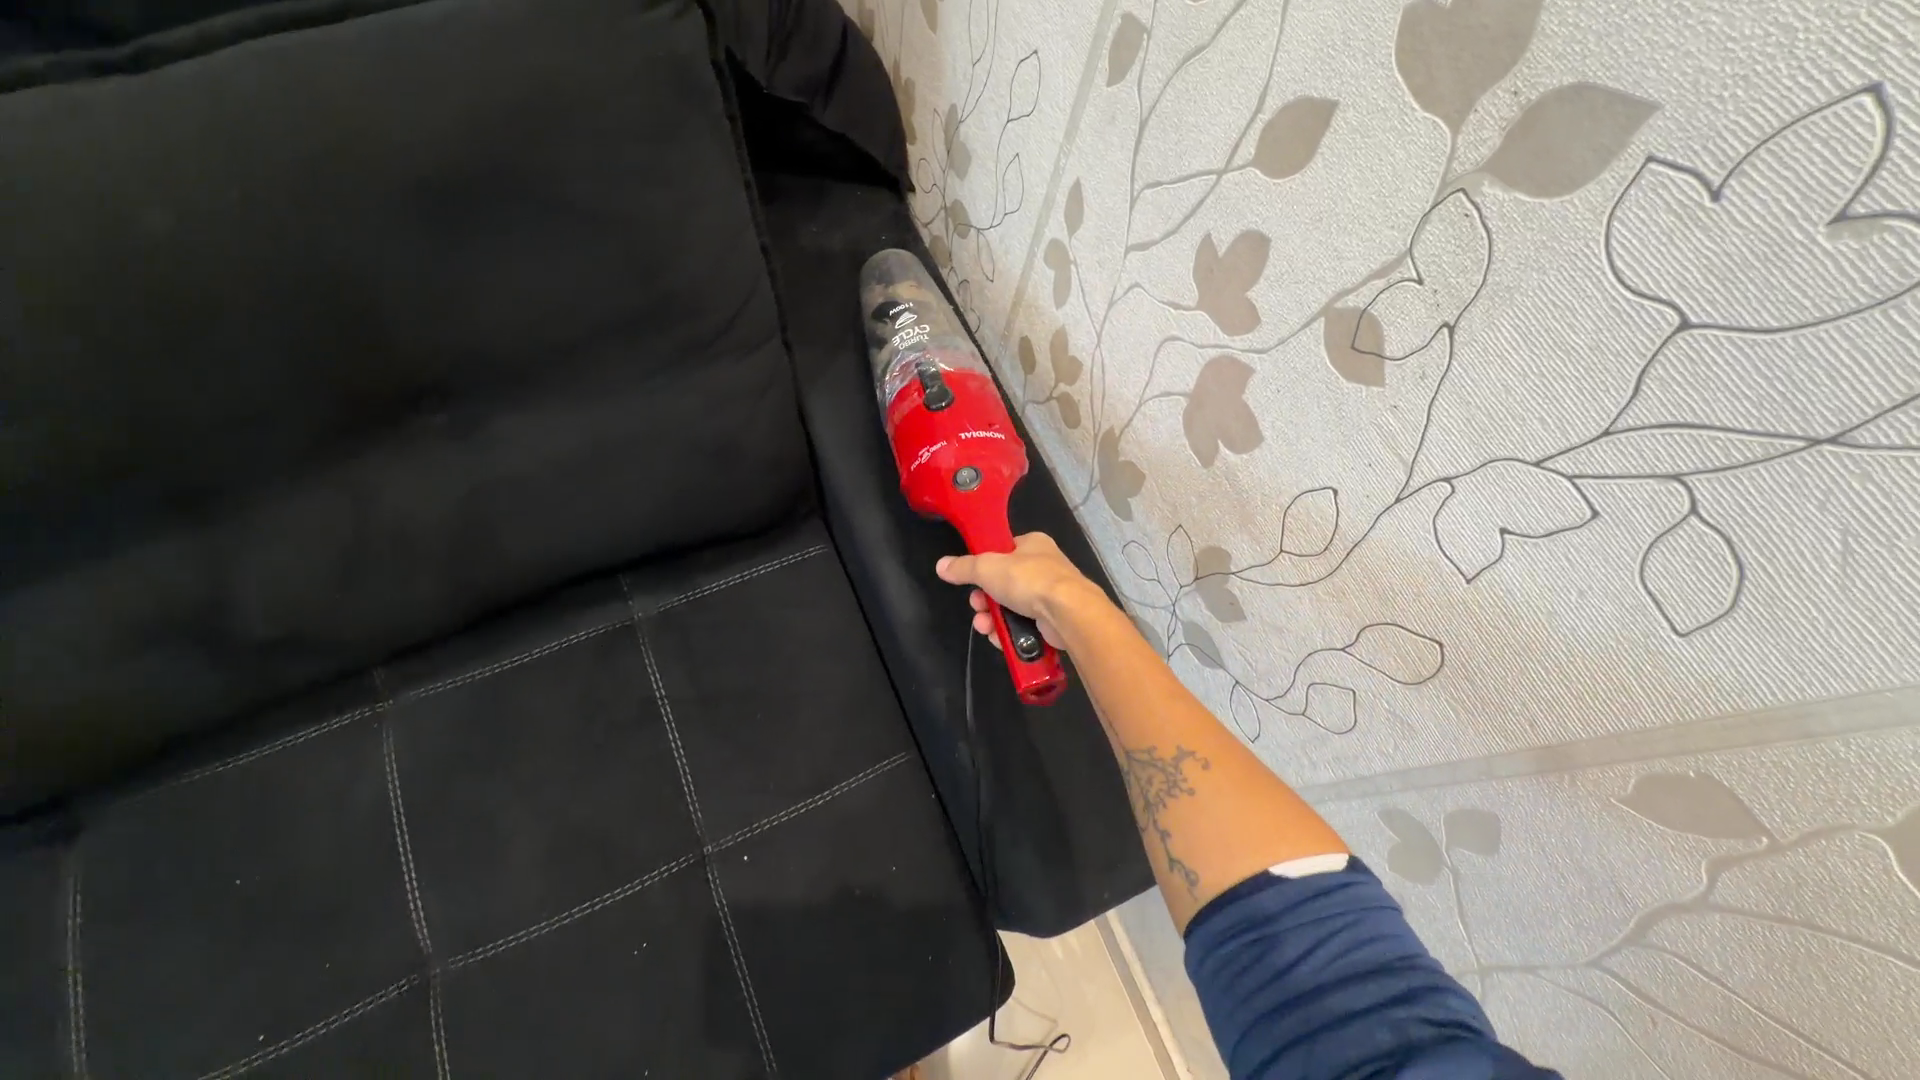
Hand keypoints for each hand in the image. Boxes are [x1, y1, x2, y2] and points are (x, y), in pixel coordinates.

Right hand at [935, 532, 1096, 650]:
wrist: (1068, 613)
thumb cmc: (1029, 580)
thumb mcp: (987, 568)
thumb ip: (963, 568)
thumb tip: (941, 565)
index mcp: (1033, 545)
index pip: (1003, 551)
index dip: (984, 566)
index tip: (972, 580)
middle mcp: (1044, 567)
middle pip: (1004, 584)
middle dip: (985, 600)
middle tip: (978, 607)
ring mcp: (1051, 596)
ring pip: (1011, 608)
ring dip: (993, 619)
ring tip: (985, 627)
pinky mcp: (1054, 621)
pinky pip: (1024, 627)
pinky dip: (1010, 634)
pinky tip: (1000, 639)